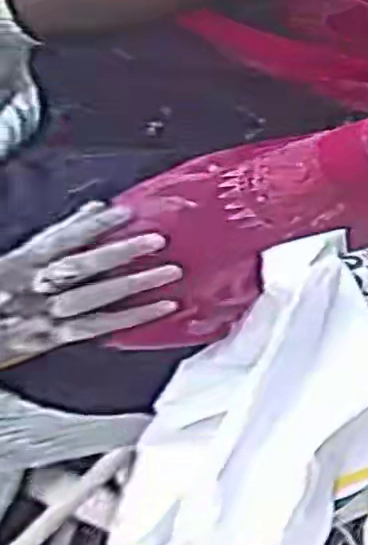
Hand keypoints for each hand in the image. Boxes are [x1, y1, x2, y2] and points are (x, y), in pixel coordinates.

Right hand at [0, 202, 181, 366]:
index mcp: (19, 265)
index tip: (127, 212)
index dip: (91, 226)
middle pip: (74, 268)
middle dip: (116, 253)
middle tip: (158, 240)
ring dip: (130, 284)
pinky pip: (94, 326)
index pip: (57, 242)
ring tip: (173, 271)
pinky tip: (167, 305)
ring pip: (86, 297)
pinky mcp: (48, 337)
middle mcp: (26, 288)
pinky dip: (132, 316)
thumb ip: (60, 236)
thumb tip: (98, 206)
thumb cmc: (5, 288)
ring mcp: (37, 314)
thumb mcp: (20, 261)